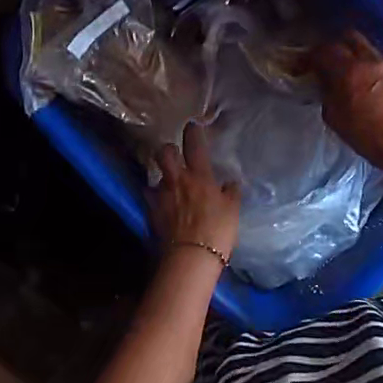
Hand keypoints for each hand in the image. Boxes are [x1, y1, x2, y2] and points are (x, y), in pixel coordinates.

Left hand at [150, 122, 239, 262]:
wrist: (191, 256)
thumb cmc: (217, 231)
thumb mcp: (232, 210)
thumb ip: (230, 192)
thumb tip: (230, 182)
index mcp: (199, 176)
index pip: (194, 145)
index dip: (193, 132)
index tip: (192, 126)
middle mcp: (177, 180)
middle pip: (164, 153)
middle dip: (168, 150)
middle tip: (174, 155)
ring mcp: (161, 195)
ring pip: (155, 176)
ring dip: (161, 177)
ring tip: (168, 185)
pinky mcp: (151, 211)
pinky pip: (150, 197)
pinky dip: (155, 198)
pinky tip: (162, 204)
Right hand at [311, 32, 382, 168]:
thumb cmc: (364, 135)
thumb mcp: (334, 117)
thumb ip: (326, 93)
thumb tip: (323, 81)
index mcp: (349, 72)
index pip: (324, 50)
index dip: (309, 56)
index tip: (301, 66)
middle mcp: (368, 61)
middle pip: (347, 37)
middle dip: (332, 46)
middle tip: (323, 61)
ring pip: (363, 46)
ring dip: (349, 53)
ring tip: (341, 70)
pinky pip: (374, 58)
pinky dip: (362, 63)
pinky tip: (358, 79)